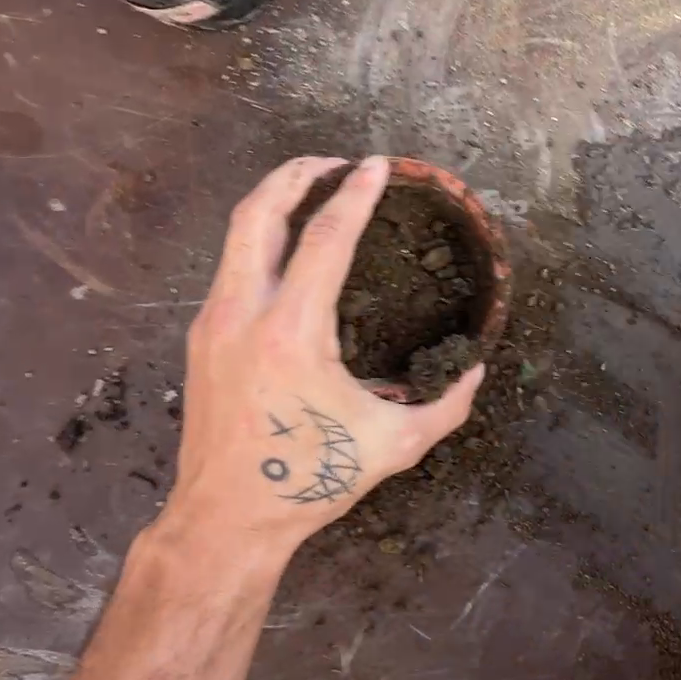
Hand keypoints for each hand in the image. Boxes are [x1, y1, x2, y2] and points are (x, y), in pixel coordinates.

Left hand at [164, 155, 485, 557]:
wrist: (225, 518)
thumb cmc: (311, 480)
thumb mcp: (395, 445)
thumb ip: (447, 405)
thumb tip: (477, 370)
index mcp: (292, 331)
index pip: (328, 237)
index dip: (357, 195)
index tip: (377, 164)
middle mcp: (245, 312)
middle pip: (259, 213)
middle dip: (297, 174)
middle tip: (335, 161)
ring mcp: (215, 321)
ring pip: (237, 233)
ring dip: (274, 199)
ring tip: (310, 186)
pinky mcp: (203, 336)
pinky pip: (232, 263)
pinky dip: (260, 235)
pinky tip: (287, 245)